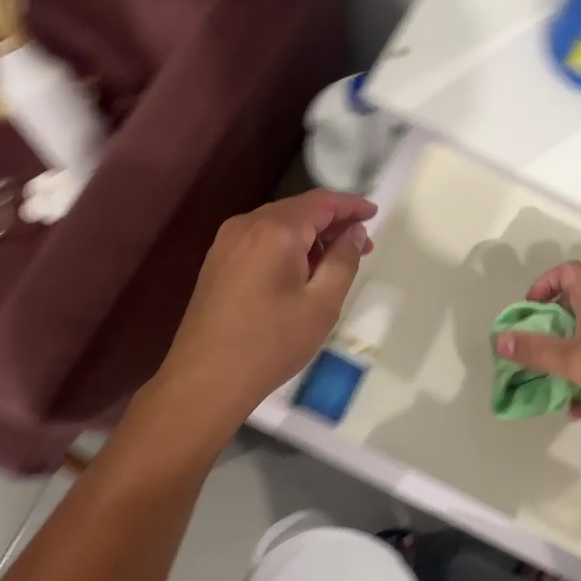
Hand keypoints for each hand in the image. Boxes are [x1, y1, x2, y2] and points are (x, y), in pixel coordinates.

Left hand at [154, 189, 376, 416]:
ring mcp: (227, 243)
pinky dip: (287, 247)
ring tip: (335, 263)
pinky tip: (300, 273)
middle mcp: (247, 225)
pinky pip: (260, 241)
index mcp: (275, 229)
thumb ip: (343, 260)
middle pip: (298, 210)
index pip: (321, 201)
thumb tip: (354, 232)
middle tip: (362, 247)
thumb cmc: (272, 342)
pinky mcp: (217, 262)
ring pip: (278, 225)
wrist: (206, 379)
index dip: (351, 205)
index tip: (374, 214)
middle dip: (332, 223)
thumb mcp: (322, 303)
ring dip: (309, 237)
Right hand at [492, 261, 580, 421]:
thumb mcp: (572, 360)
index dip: (543, 284)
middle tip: (533, 353)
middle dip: (548, 332)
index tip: (529, 311)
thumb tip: (500, 338)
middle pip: (572, 308)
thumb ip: (535, 351)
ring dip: (566, 361)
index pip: (567, 271)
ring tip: (555, 388)